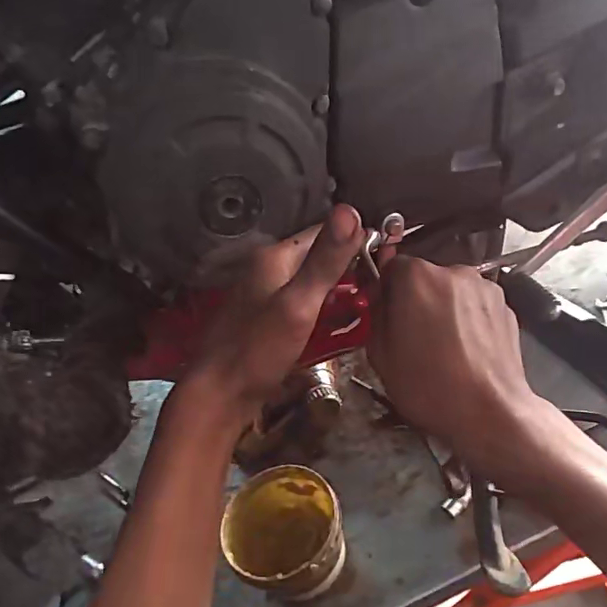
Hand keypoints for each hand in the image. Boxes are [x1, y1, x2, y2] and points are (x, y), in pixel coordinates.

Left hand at [182, 205, 365, 414]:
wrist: (220, 396)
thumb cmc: (259, 350)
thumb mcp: (300, 303)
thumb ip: (326, 260)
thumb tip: (350, 210)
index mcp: (274, 257)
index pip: (324, 232)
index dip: (356, 240)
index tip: (386, 255)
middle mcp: (268, 270)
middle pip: (318, 259)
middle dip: (349, 271)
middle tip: (380, 288)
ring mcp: (266, 296)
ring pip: (313, 285)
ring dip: (339, 295)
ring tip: (367, 307)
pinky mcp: (267, 321)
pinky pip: (304, 307)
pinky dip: (323, 314)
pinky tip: (339, 328)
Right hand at [367, 257, 562, 485]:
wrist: (490, 412)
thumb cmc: (430, 387)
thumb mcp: (381, 354)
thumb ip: (376, 313)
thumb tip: (379, 296)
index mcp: (417, 276)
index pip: (392, 266)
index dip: (386, 290)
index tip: (387, 313)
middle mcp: (454, 271)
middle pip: (426, 277)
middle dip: (418, 300)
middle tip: (413, 337)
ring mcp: (485, 287)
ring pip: (453, 292)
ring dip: (445, 309)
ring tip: (444, 348)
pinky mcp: (506, 307)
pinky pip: (476, 306)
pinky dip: (469, 321)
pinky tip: (466, 351)